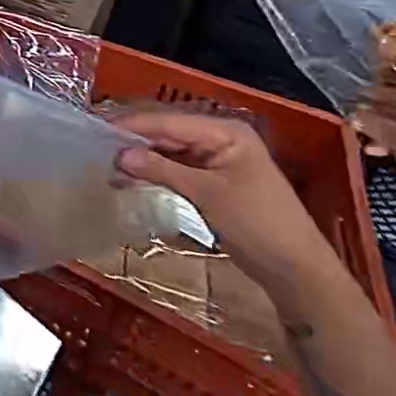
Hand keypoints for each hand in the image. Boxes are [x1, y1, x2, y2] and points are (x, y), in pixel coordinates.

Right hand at [113, 110, 340, 288]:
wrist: (298, 273)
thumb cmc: (258, 225)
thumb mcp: (207, 194)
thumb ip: (161, 170)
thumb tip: (119, 154)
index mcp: (226, 131)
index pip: (170, 121)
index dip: (134, 125)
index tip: (98, 128)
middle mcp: (221, 139)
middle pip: (169, 134)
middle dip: (136, 141)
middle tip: (97, 147)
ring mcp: (218, 161)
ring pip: (171, 152)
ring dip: (143, 159)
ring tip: (107, 163)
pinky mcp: (214, 183)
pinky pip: (179, 170)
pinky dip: (157, 174)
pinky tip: (132, 178)